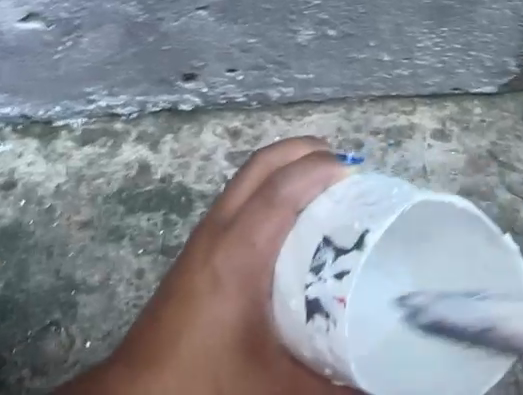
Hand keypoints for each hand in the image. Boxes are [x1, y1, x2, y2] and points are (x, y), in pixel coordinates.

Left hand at [58, 138, 354, 394]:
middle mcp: (219, 230)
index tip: (358, 173)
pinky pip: (239, 199)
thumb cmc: (206, 380)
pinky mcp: (199, 251)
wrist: (140, 391)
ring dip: (284, 168)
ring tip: (325, 183)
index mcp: (238, 252)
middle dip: (302, 152)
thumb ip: (335, 387)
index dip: (318, 170)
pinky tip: (291, 220)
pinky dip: (269, 189)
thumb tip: (383, 382)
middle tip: (346, 165)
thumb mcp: (277, 386)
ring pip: (247, 179)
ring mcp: (205, 237)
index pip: (280, 189)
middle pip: (260, 166)